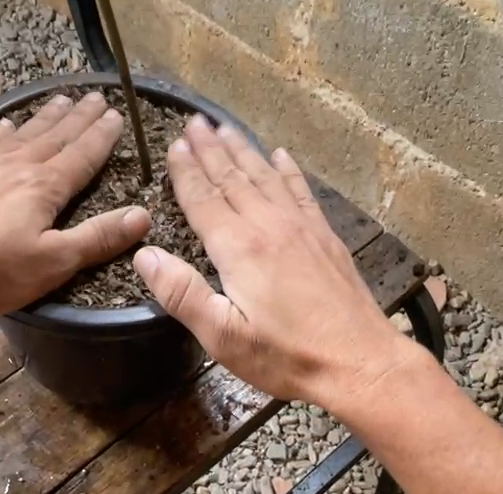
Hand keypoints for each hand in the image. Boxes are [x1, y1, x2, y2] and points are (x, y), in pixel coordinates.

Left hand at [0, 92, 152, 320]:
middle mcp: (13, 165)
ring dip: (44, 118)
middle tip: (95, 98)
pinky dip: (2, 130)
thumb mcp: (52, 264)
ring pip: (20, 133)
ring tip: (61, 102)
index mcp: (43, 187)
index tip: (116, 116)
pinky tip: (6, 126)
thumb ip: (97, 239)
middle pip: (53, 135)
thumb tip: (142, 216)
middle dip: (77, 118)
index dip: (101, 137)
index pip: (81, 155)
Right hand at [132, 117, 423, 411]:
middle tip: (194, 122)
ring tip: (225, 129)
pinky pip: (300, 191)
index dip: (186, 173)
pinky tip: (280, 155)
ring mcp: (302, 228)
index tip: (174, 146)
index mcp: (239, 249)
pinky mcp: (325, 238)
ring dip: (243, 151)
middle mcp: (269, 226)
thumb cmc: (286, 356)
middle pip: (234, 178)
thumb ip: (183, 294)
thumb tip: (146, 255)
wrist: (357, 361)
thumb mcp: (223, 337)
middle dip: (211, 150)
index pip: (204, 200)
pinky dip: (286, 170)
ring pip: (266, 177)